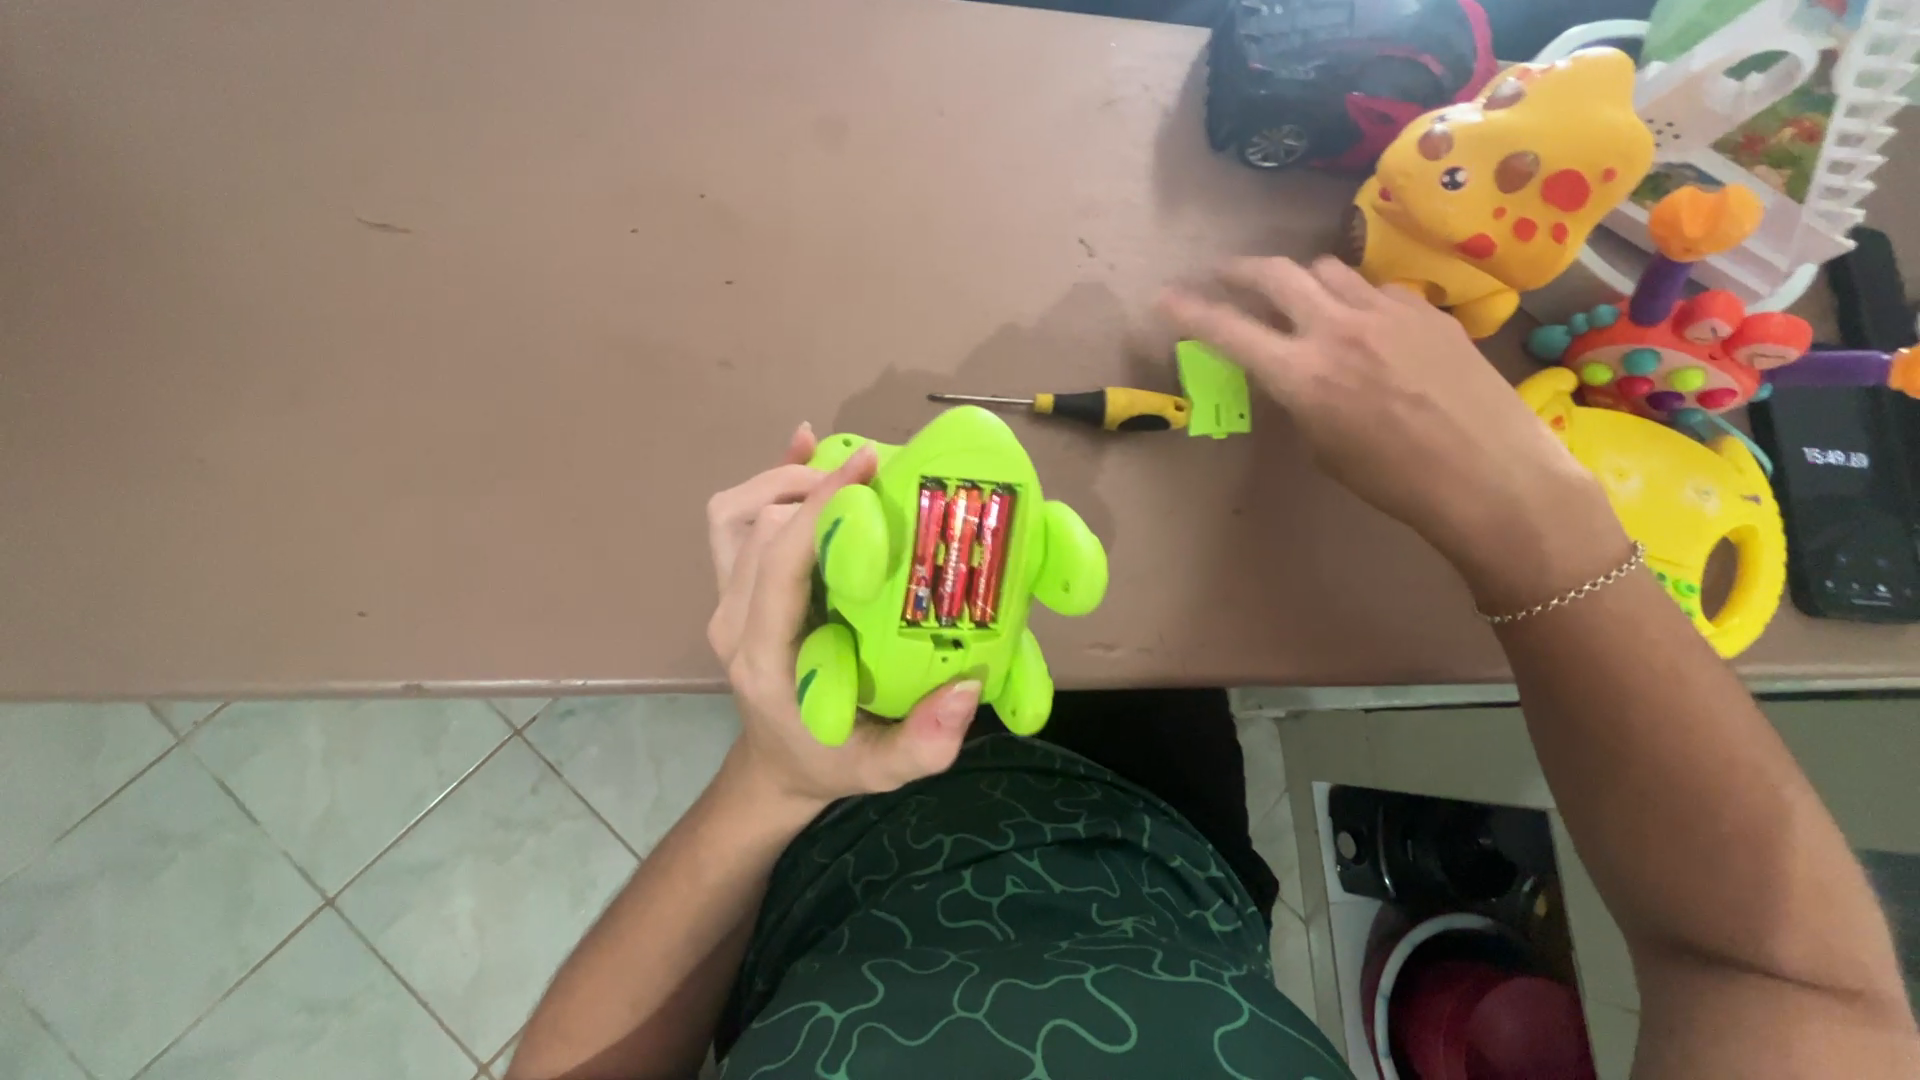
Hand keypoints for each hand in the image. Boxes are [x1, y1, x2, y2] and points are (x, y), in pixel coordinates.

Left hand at [704, 426, 979, 811]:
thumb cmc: (830, 761)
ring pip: (738, 513)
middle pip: (759, 525)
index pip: (780, 563)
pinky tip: (803, 443)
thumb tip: (967, 688)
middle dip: (815, 488)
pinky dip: (767, 478)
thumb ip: (924, 745)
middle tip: (882, 476)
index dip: (819, 508)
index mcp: (766, 657)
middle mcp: (734, 621)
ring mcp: (727, 601)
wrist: (776, 766)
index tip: (871, 468)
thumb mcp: (881, 770)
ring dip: (787, 479)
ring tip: (847, 470)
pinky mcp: (734, 587)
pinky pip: (734, 519)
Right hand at [1160, 257, 1625, 609]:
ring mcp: (1387, 311)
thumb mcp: (1322, 445)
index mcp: (1301, 374)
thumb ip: (1298, 396)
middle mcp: (1337, 329)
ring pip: (1327, 269)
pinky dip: (1354, 297)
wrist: (1491, 477)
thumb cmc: (1394, 480)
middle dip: (1240, 270)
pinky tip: (1364, 323)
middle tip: (1224, 275)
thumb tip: (1293, 371)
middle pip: (1276, 273)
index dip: (1189, 310)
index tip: (1164, 297)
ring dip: (1300, 279)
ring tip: (1297, 296)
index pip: (1228, 329)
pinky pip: (1375, 288)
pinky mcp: (1426, 311)